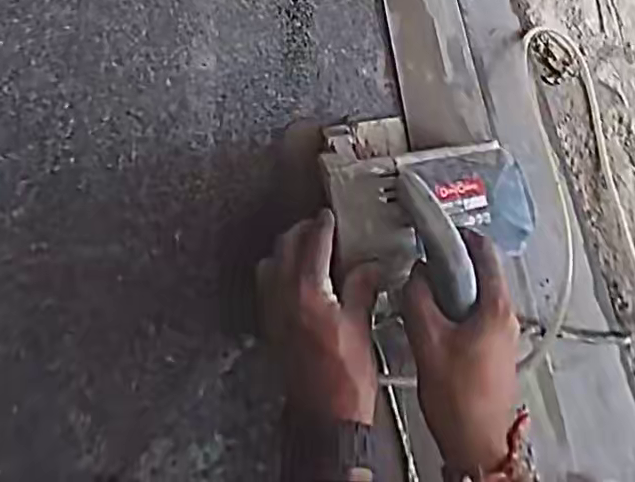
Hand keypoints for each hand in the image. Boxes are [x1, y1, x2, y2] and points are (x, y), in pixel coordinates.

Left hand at [257, 209, 383, 423]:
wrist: (325, 419)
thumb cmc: (344, 380)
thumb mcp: (361, 327)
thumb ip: (361, 289)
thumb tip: (368, 267)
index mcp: (308, 292)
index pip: (313, 242)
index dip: (322, 224)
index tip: (329, 216)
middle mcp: (284, 295)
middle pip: (286, 244)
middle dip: (303, 230)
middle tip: (320, 227)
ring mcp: (273, 309)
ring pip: (271, 260)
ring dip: (287, 248)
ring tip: (307, 247)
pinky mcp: (269, 324)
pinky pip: (266, 282)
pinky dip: (278, 269)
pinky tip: (294, 276)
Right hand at [403, 230, 519, 471]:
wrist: (476, 446)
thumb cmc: (459, 398)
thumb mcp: (427, 338)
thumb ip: (418, 296)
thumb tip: (417, 272)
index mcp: (497, 307)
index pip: (484, 250)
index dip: (459, 232)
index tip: (437, 224)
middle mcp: (506, 316)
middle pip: (481, 269)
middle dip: (452, 257)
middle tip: (425, 251)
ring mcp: (502, 333)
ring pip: (476, 291)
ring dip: (452, 282)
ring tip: (424, 281)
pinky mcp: (494, 348)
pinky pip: (475, 310)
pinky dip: (455, 302)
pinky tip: (433, 312)